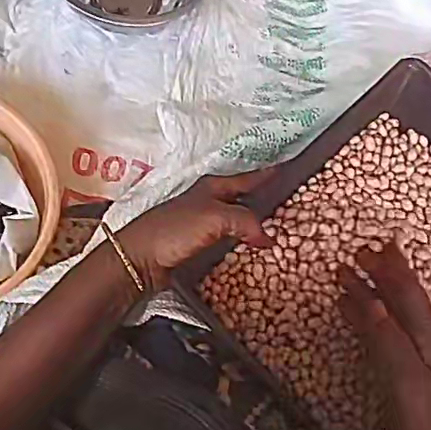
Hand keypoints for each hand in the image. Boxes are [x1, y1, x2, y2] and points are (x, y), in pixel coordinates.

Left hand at [114, 170, 274, 287]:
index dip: (269, 174)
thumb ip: (246, 222)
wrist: (139, 258)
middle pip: (244, 199)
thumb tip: (269, 237)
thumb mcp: (215, 218)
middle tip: (291, 208)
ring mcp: (203, 224)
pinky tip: (253, 252)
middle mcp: (209, 201)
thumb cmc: (174, 230)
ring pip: (237, 221)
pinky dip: (243, 244)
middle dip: (266, 201)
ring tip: (279, 232)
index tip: (289, 170)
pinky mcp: (198, 245)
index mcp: (213, 187)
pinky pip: (229, 241)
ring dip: (255, 226)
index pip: (248, 178)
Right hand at [338, 243, 430, 429]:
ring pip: (403, 313)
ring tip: (365, 273)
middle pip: (408, 298)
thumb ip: (388, 340)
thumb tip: (369, 300)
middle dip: (387, 273)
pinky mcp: (418, 373)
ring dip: (383, 291)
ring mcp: (428, 358)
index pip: (406, 295)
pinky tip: (369, 317)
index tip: (364, 250)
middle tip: (364, 252)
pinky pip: (396, 332)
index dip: (386, 271)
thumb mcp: (406, 382)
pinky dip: (379, 316)